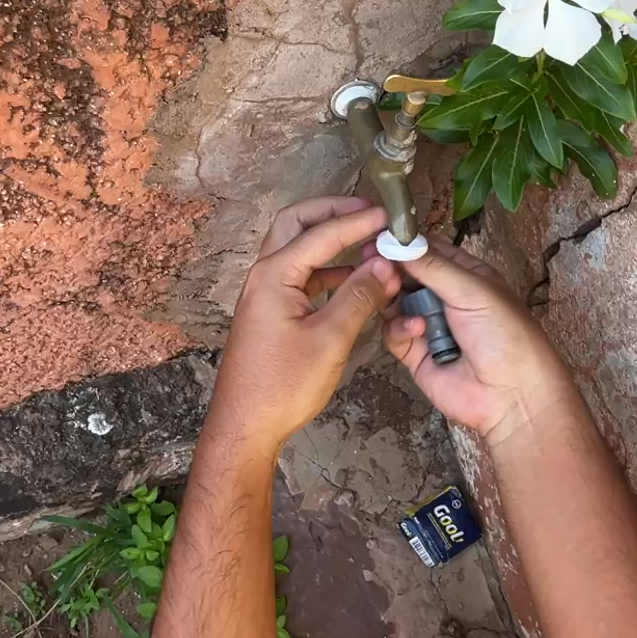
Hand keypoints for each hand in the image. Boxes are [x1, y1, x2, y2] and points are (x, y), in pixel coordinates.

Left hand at [210, 197, 401, 455]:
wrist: (246, 426)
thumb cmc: (283, 385)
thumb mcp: (330, 339)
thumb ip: (359, 296)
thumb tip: (385, 263)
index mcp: (274, 275)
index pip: (321, 234)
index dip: (358, 221)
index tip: (390, 216)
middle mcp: (264, 276)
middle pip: (296, 224)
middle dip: (332, 212)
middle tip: (368, 211)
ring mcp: (265, 293)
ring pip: (297, 249)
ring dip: (329, 240)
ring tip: (368, 241)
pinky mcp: (271, 311)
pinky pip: (301, 276)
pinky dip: (327, 269)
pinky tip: (353, 278)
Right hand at [376, 240, 582, 450]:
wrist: (512, 396)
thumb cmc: (504, 334)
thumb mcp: (473, 291)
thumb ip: (432, 266)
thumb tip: (397, 240)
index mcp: (464, 275)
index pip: (427, 250)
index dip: (402, 242)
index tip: (376, 236)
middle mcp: (444, 297)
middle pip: (405, 274)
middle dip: (389, 268)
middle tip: (369, 262)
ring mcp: (428, 324)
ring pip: (394, 302)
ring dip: (391, 296)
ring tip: (390, 293)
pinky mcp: (415, 353)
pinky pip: (395, 332)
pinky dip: (400, 328)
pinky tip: (416, 330)